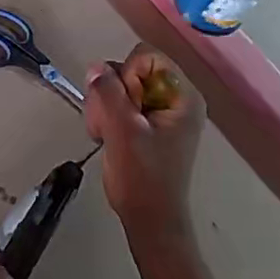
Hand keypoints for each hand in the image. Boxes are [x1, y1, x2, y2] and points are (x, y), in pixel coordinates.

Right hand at [85, 45, 204, 243]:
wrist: (151, 221)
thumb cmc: (142, 179)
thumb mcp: (123, 132)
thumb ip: (108, 95)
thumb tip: (96, 68)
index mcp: (183, 95)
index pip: (147, 58)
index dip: (126, 76)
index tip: (122, 107)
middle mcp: (178, 98)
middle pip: (134, 70)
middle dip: (113, 93)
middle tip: (108, 124)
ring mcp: (166, 112)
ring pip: (124, 87)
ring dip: (108, 107)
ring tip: (106, 135)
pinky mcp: (152, 125)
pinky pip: (125, 104)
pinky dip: (112, 117)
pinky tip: (108, 138)